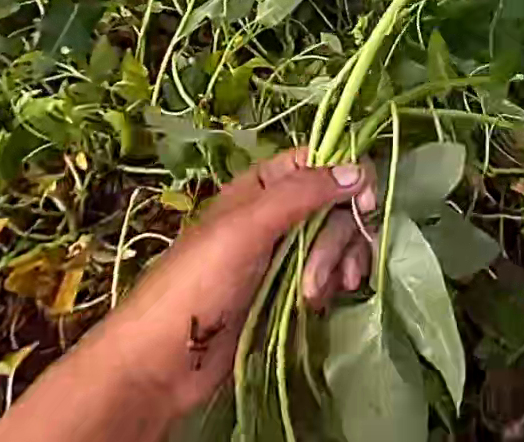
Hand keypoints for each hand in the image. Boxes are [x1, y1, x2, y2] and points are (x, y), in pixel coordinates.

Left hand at [16, 150, 374, 427]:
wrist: (160, 363)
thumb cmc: (198, 282)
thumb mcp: (248, 227)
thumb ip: (303, 193)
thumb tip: (359, 170)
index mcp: (267, 182)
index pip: (324, 160)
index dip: (349, 177)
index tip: (363, 206)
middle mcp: (282, 207)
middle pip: (337, 202)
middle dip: (337, 237)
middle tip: (321, 274)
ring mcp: (288, 247)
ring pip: (339, 236)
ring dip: (337, 263)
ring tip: (315, 295)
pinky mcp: (292, 283)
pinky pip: (332, 268)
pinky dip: (333, 281)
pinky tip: (319, 302)